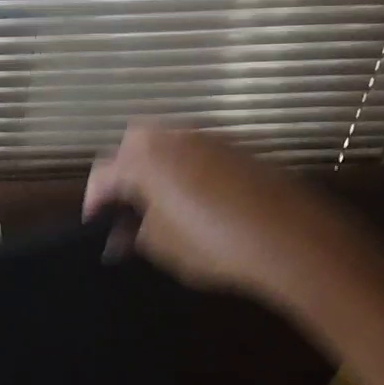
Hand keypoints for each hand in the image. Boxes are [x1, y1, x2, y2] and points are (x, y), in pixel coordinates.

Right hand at [85, 124, 356, 300]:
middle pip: (133, 143)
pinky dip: (185, 169)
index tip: (93, 222)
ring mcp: (209, 139)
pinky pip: (197, 152)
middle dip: (123, 169)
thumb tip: (122, 233)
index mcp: (144, 160)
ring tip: (158, 203)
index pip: (103, 174)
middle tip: (124, 203)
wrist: (290, 238)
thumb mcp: (162, 246)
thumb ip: (135, 234)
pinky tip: (193, 200)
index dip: (93, 200)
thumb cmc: (214, 243)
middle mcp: (173, 138)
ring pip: (168, 143)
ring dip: (156, 166)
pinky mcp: (238, 149)